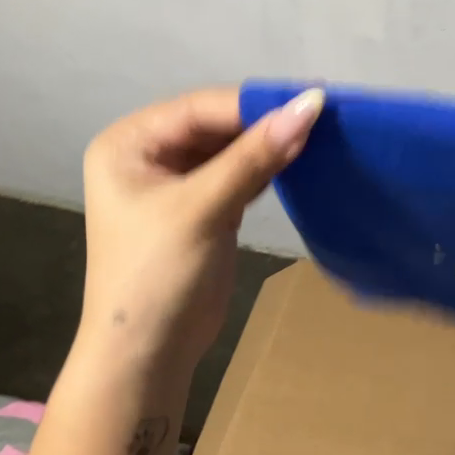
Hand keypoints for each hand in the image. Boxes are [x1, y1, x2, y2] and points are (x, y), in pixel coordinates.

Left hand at [78, 86, 322, 372]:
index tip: (312, 102)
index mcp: (130, 144)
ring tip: (322, 138)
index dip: (255, 104)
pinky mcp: (207, 211)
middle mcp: (151, 157)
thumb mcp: (203, 208)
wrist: (148, 352)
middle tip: (323, 119)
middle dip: (265, 125)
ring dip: (271, 148)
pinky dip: (269, 173)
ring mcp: (180, 186)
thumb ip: (255, 157)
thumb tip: (310, 106)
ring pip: (233, 153)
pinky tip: (302, 166)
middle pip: (218, 127)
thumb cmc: (158, 274)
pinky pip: (241, 178)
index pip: (201, 109)